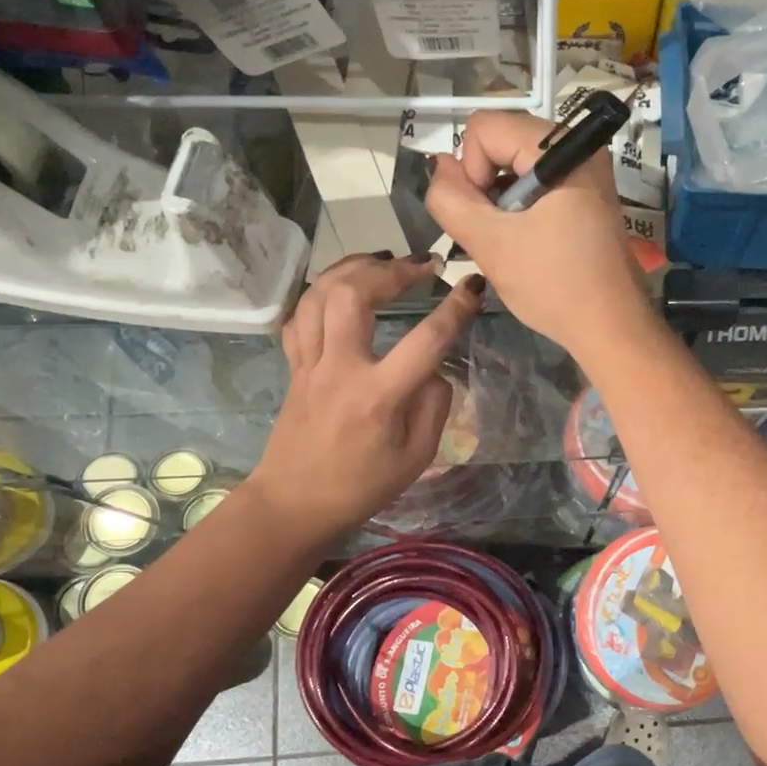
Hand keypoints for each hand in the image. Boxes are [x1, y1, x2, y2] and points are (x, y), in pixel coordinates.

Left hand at [246, 253, 484, 531]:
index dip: (454, 309)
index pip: (426, 341)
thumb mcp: (416, 459)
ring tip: (382, 262)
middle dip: (391, 270)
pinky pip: (301, 315)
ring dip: (352, 268)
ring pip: (320, 294)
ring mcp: (310, 364)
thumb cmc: (362, 487)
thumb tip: (434, 370)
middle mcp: (340, 369)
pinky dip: (321, 293)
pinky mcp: (294, 366)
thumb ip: (433, 407)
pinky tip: (341, 290)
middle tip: (422, 266)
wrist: (295, 503)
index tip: (472, 286)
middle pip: (354, 294)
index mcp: (378, 396)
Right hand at [425, 111, 650, 353]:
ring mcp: (588, 174)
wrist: (613, 329)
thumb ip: (451, 200)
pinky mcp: (589, 199)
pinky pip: (538, 187)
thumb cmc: (555, 286)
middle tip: (497, 235)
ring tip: (512, 246)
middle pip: (502, 144)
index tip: (487, 218)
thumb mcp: (491, 244)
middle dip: (485, 188)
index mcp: (562, 148)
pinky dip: (521, 212)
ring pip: (517, 168)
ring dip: (501, 204)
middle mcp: (579, 148)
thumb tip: (439, 166)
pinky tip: (526, 247)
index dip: (471, 172)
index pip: (484, 128)